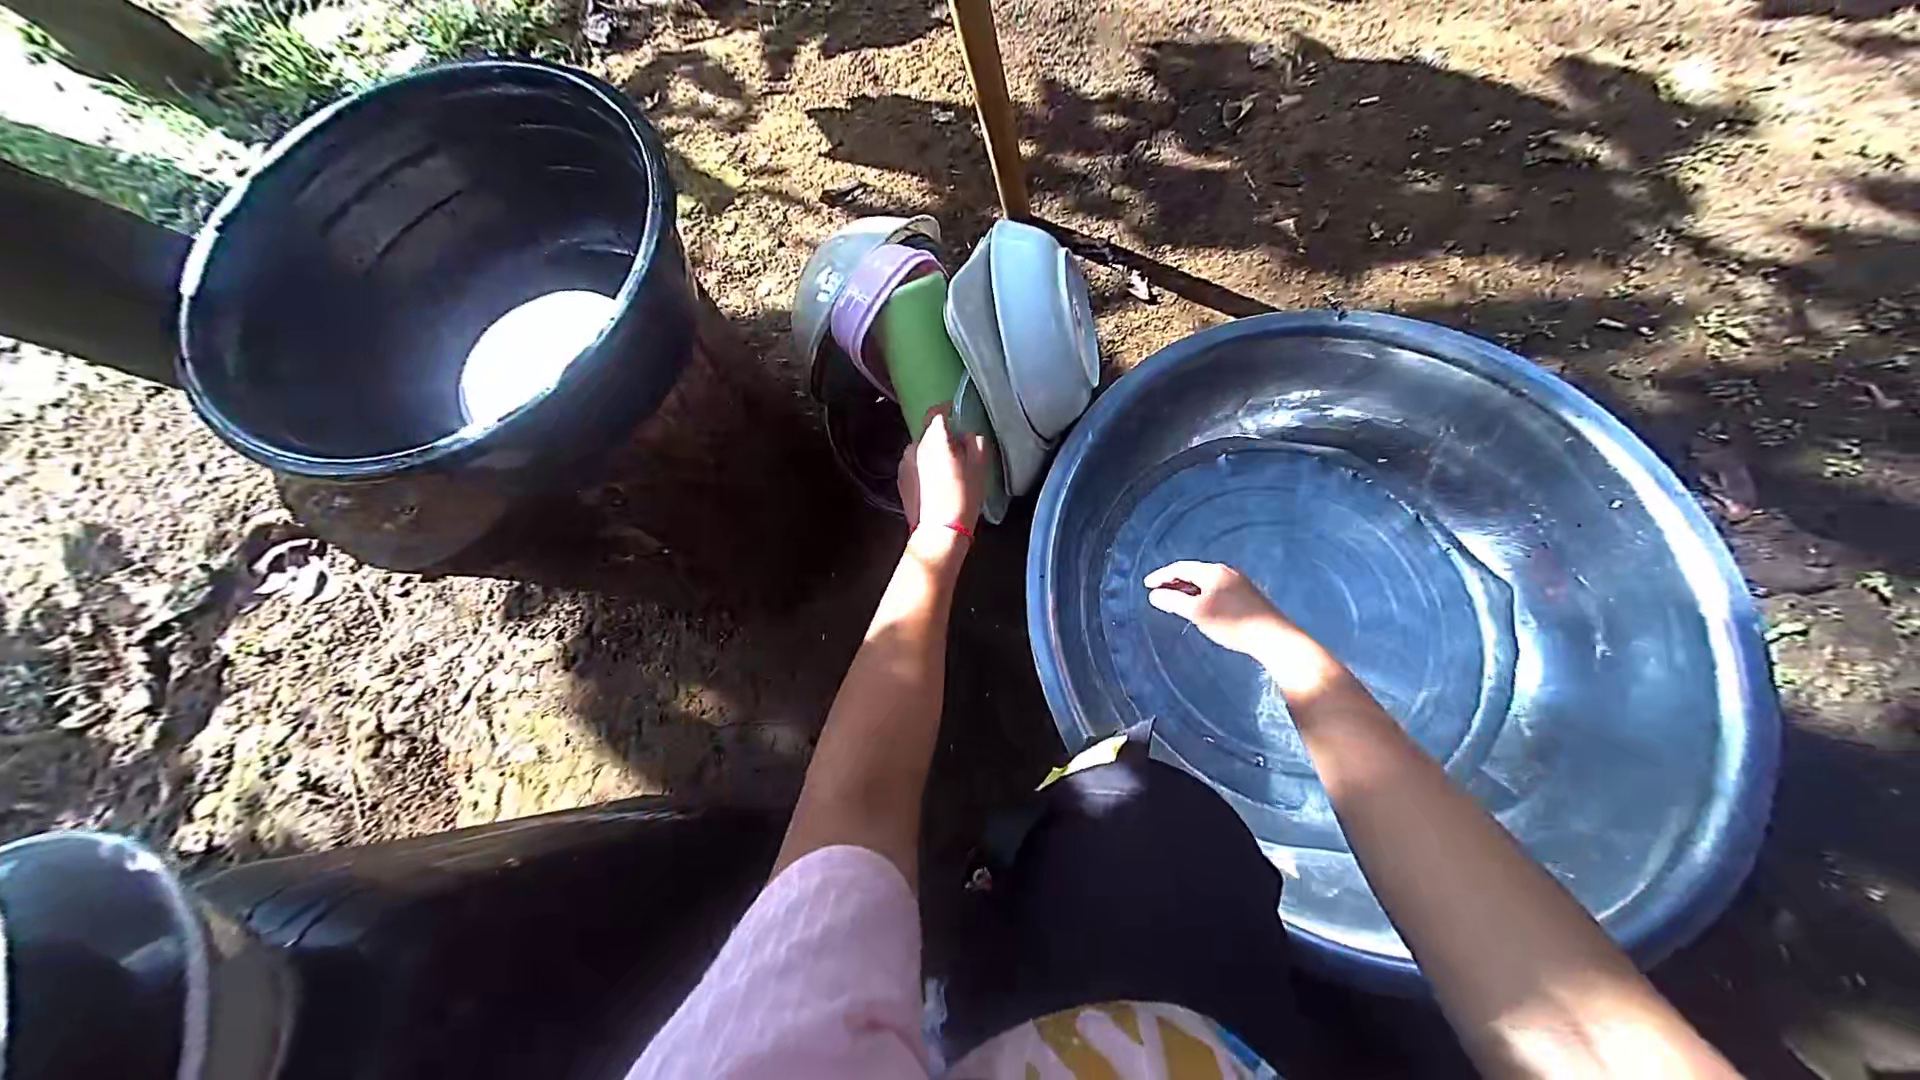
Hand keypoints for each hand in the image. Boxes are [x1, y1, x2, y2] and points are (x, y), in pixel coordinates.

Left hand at [898, 407, 988, 535]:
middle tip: (957, 454)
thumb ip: (974, 441)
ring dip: (931, 455)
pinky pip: (914, 466)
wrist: (940, 530)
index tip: (956, 417)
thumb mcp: (980, 465)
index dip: (948, 412)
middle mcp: (914, 445)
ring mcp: (904, 463)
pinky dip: (923, 470)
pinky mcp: (901, 479)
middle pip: (929, 433)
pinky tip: (934, 485)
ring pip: (920, 450)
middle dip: (942, 439)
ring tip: (945, 473)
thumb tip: (965, 435)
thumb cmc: (963, 496)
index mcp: (934, 437)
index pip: (937, 411)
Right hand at [1143, 561, 1290, 657]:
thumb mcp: (1197, 612)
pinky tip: (1200, 607)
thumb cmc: (1233, 624)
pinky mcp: (1247, 596)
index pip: (1180, 568)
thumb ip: (1173, 601)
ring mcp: (1239, 583)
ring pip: (1205, 581)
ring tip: (1176, 600)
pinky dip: (1201, 594)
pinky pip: (1216, 588)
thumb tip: (1155, 595)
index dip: (1161, 576)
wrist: (1274, 638)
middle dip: (1174, 581)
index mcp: (1214, 572)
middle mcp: (1227, 572)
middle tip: (1159, 591)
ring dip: (1188, 589)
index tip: (1147, 585)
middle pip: (1194, 572)